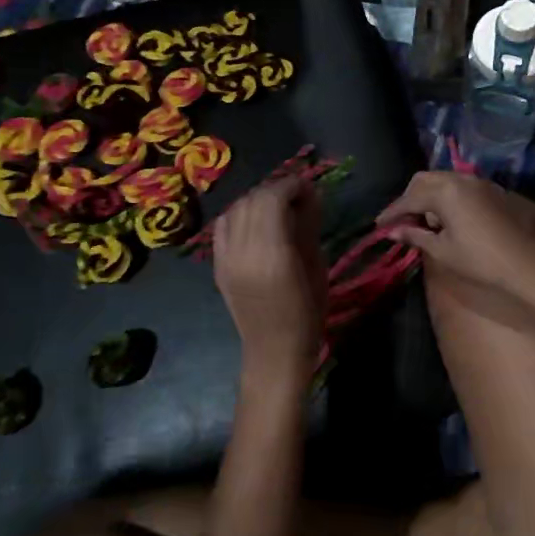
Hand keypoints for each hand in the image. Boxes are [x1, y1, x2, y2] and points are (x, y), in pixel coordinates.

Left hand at [213, 176, 325, 374]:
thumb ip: (309, 227)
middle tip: (299, 197)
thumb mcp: (317, 266)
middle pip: (253, 199)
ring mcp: (225, 258)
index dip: (292, 185)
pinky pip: (224, 226)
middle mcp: (243, 251)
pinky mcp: (217, 264)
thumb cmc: (307, 312)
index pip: (273, 198)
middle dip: (277, 189)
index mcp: (272, 254)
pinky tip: (256, 222)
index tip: (310, 188)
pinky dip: (240, 214)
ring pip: (236, 208)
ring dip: (258, 200)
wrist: (274, 350)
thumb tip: (310, 195)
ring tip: (279, 208)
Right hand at [376, 172, 534, 318]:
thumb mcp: (444, 252)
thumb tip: (394, 230)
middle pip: (425, 181)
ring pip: (445, 181)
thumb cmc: (484, 260)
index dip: (392, 213)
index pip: (409, 198)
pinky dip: (448, 198)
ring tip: (423, 222)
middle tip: (400, 221)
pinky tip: (448, 220)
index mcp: (445, 191)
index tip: (379, 226)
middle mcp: (462, 179)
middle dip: (410, 198)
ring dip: (430, 197)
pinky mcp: (496, 192)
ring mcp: (481, 183)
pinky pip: (462, 188)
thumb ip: (416, 236)